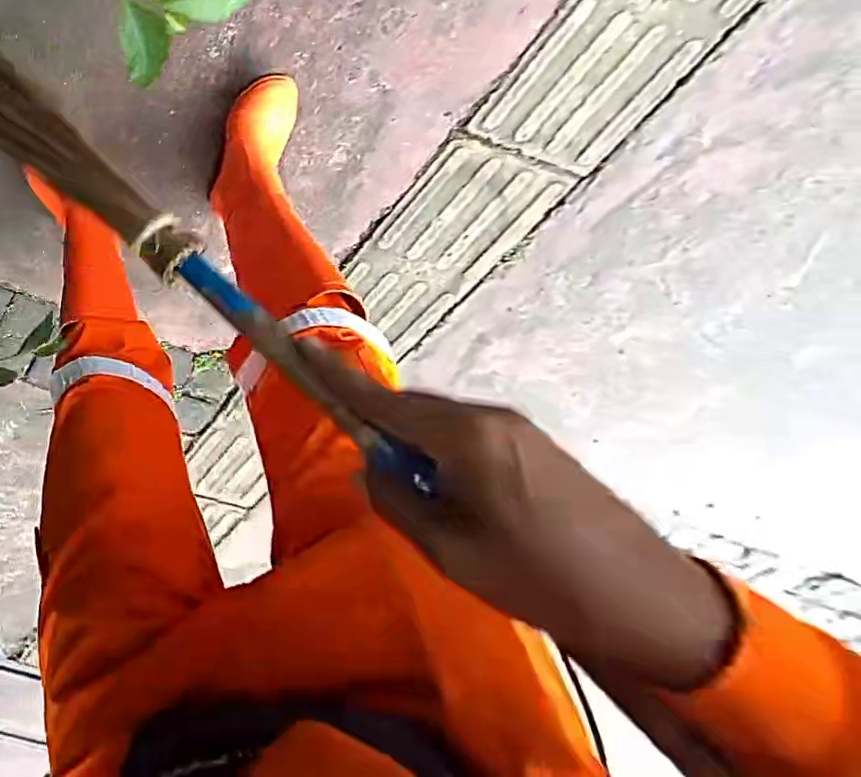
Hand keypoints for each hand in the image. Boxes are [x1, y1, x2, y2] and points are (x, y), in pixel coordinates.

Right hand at [303, 345, 737, 689]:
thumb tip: (370, 469)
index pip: (377, 398)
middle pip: (405, 407)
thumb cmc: (540, 579)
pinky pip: (461, 433)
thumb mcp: (446, 549)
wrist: (658, 610)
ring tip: (420, 494)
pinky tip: (451, 491)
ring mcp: (514, 428)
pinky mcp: (532, 444)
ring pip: (433, 421)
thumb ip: (393, 497)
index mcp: (461, 438)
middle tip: (372, 471)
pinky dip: (439, 450)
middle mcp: (486, 418)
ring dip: (411, 444)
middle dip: (376, 425)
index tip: (296, 344)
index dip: (331, 373)